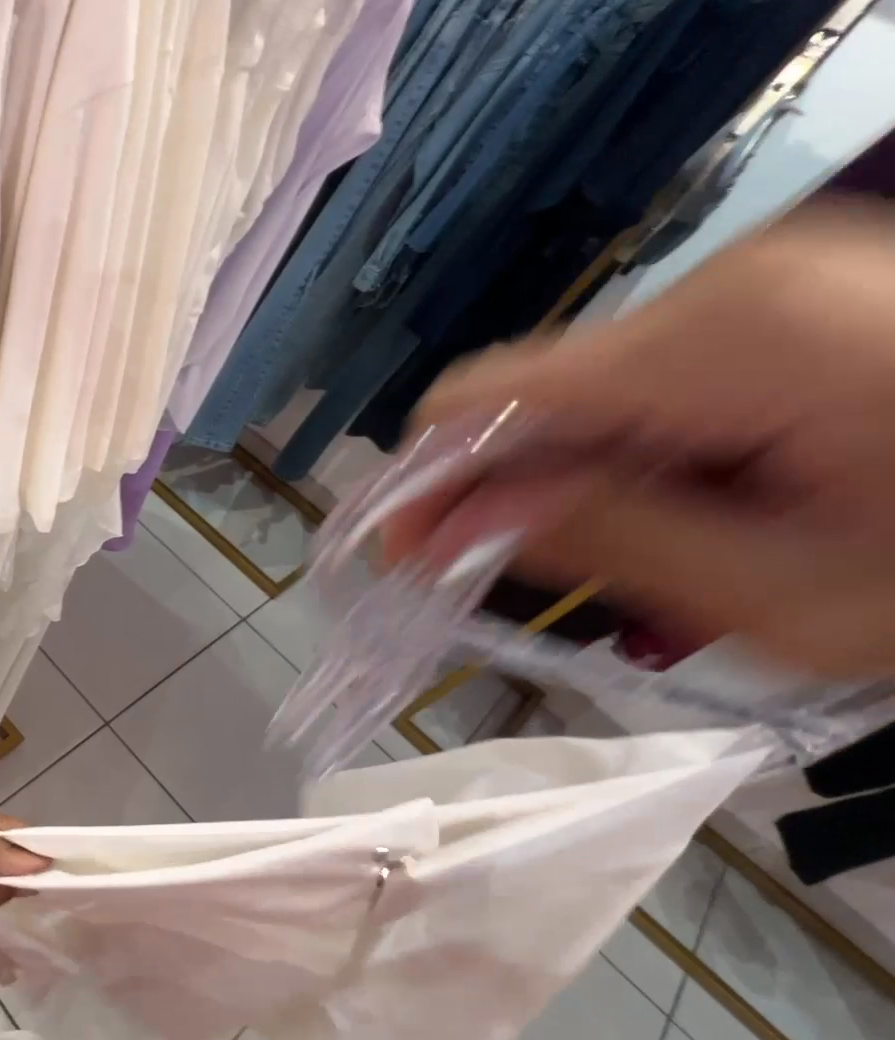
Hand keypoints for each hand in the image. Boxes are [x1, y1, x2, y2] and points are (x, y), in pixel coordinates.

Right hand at [384, 199, 894, 677]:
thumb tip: (461, 519)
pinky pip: (651, 376)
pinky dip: (630, 446)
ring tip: (619, 546)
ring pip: (587, 388)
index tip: (405, 556)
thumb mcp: (788, 596)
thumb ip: (604, 540)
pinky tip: (677, 499)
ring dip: (572, 472)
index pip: (481, 398)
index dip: (425, 480)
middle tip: (496, 572)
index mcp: (718, 340)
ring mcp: (765, 284)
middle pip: (533, 390)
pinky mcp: (792, 298)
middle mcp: (726, 285)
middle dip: (500, 484)